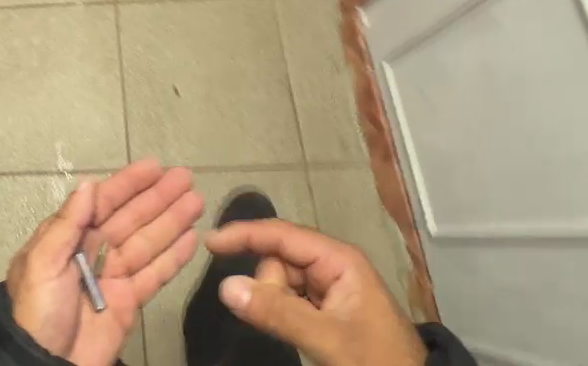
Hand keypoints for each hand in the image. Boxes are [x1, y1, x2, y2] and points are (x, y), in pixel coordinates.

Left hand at [6, 158, 205, 365]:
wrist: (44, 363)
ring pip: (149, 241)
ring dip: (172, 221)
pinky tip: (191, 238)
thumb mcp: (41, 260)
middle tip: (186, 177)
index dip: (130, 183)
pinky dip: (173, 256)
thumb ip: (68, 222)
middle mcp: (95, 249)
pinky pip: (155, 273)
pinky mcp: (130, 302)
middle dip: (158, 197)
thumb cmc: (37, 308)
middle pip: (133, 217)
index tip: (156, 166)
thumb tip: (90, 183)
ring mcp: (114, 276)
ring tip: (197, 200)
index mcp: (72, 235)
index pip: (105, 201)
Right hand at [204, 219, 423, 365]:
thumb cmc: (377, 365)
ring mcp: (334, 289)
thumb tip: (225, 286)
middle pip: (280, 260)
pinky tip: (296, 335)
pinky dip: (285, 313)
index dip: (244, 235)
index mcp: (339, 259)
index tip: (209, 244)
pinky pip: (294, 301)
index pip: (281, 235)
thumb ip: (277, 312)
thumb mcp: (328, 341)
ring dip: (279, 304)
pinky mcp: (331, 311)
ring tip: (301, 337)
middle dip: (271, 287)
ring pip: (284, 283)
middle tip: (287, 324)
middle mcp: (335, 266)